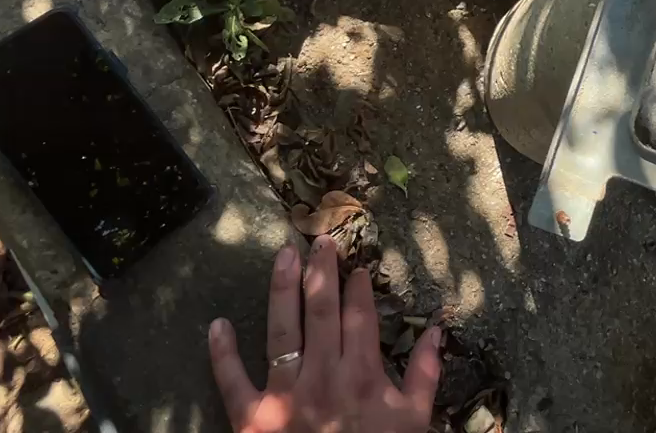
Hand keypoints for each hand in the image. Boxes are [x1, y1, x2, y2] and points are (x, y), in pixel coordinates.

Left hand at [208, 235, 442, 432]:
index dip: (357, 286)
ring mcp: (284, 397)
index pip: (359, 314)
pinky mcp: (251, 421)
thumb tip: (437, 328)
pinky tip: (218, 324)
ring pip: (282, 331)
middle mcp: (323, 375)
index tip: (357, 265)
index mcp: (361, 374)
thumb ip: (425, 374)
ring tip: (283, 255)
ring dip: (282, 289)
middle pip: (321, 310)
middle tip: (320, 240)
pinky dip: (222, 354)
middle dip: (321, 271)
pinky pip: (232, 382)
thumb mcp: (412, 422)